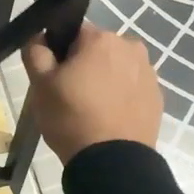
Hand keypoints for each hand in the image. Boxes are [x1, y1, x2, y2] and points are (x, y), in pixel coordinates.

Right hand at [21, 23, 162, 163]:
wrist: (112, 160)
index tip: (53, 77)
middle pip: (97, 50)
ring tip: (91, 110)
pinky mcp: (157, 96)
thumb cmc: (71, 117)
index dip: (59, 54)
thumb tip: (39, 37)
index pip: (72, 33)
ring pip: (116, 68)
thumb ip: (36, 53)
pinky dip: (119, 97)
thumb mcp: (40, 86)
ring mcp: (148, 71)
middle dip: (84, 66)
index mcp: (100, 39)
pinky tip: (107, 118)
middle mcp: (130, 47)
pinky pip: (131, 88)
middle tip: (70, 96)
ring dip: (103, 81)